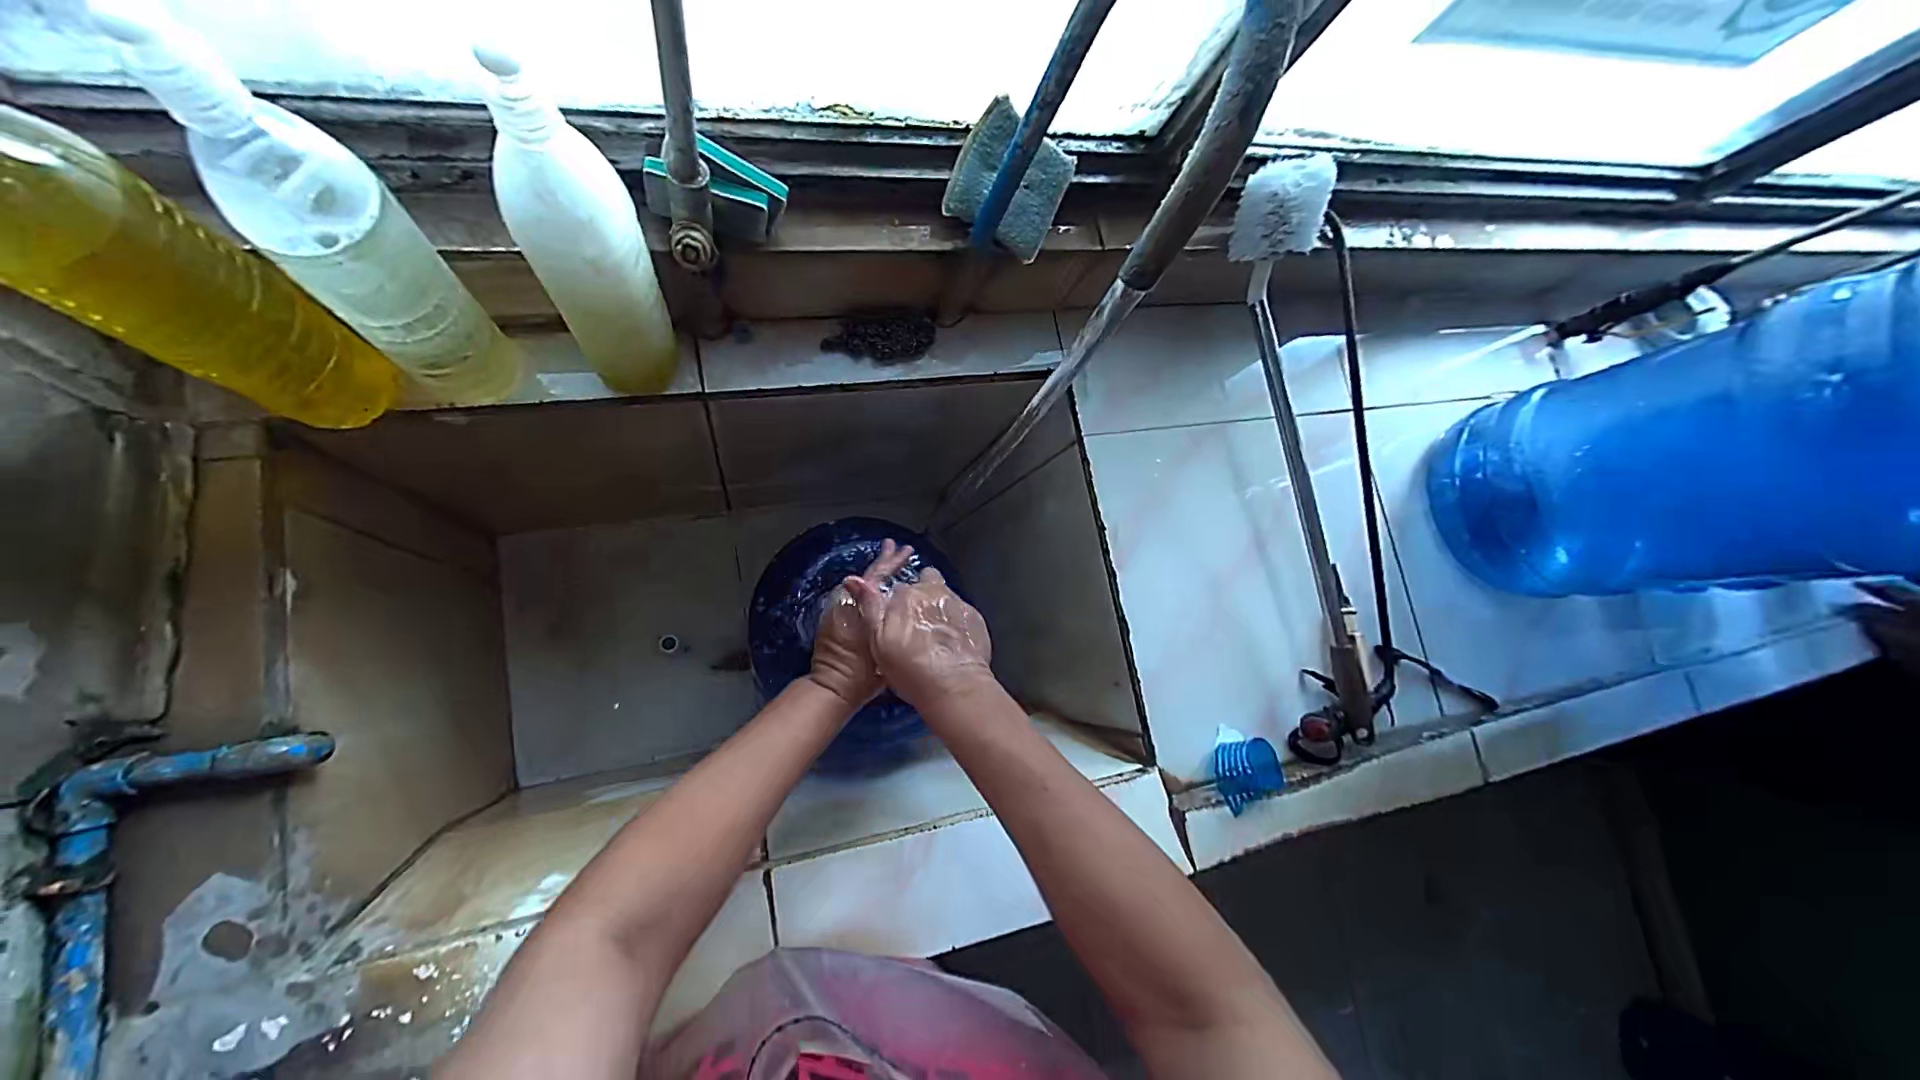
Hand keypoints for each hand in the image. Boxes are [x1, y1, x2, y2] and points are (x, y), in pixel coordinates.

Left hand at [807, 539, 915, 708]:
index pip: (877, 575)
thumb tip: (896, 599)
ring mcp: (841, 611)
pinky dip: (873, 590)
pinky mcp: (838, 621)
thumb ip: (884, 617)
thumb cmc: (859, 670)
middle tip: (901, 549)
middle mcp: (847, 602)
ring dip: (880, 574)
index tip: (904, 551)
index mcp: (858, 604)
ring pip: (865, 587)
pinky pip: (860, 599)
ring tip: (893, 561)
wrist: (833, 687)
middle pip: (870, 576)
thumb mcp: (878, 642)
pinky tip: (886, 591)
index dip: (891, 562)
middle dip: (886, 562)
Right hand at [843, 564, 992, 708]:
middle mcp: (933, 592)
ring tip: (936, 636)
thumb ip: (869, 607)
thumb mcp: (878, 641)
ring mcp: (957, 603)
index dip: (897, 603)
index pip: (899, 587)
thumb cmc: (912, 669)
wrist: (954, 687)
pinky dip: (957, 622)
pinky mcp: (974, 618)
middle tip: (917, 624)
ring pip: (945, 596)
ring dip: (940, 608)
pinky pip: (962, 612)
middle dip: (922, 597)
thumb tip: (854, 581)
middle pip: (926, 583)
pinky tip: (952, 643)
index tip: (897, 619)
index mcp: (906, 595)